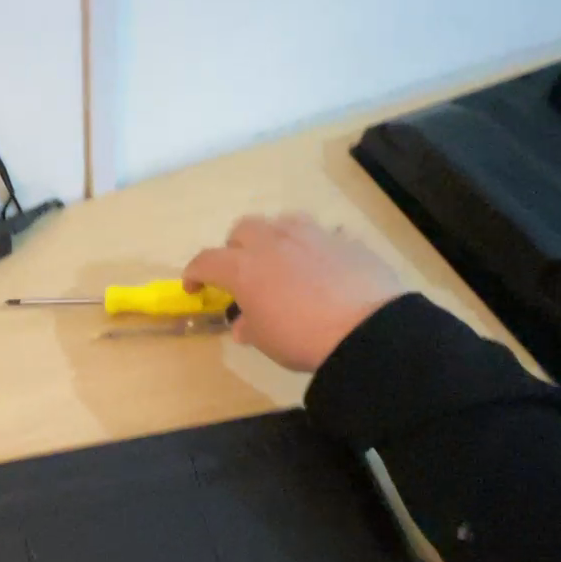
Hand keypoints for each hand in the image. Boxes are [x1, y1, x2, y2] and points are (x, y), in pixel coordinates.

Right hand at [183, 214, 404, 371]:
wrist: (367, 330)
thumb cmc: (300, 337)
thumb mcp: (264, 339)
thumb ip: (248, 325)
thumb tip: (244, 323)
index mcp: (244, 267)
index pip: (205, 261)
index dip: (194, 273)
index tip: (194, 288)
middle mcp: (274, 243)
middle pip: (243, 228)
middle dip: (235, 247)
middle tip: (241, 271)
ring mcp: (313, 236)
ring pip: (283, 222)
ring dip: (274, 238)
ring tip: (281, 262)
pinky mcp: (346, 240)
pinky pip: (322, 236)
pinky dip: (313, 249)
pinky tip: (320, 270)